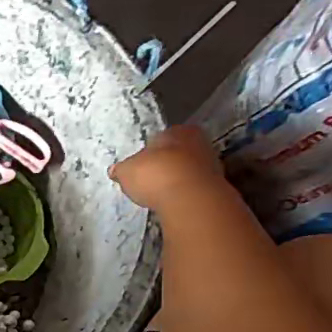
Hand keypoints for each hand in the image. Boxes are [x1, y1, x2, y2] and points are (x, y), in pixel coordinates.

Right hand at [108, 125, 232, 212]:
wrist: (189, 196)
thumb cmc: (155, 174)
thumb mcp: (127, 171)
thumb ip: (121, 169)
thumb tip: (115, 170)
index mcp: (177, 131)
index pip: (161, 138)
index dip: (149, 152)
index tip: (141, 166)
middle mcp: (198, 141)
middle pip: (177, 152)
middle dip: (165, 164)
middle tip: (150, 179)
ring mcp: (211, 163)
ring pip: (188, 169)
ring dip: (177, 178)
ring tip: (161, 193)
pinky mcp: (216, 184)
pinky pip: (194, 186)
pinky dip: (185, 192)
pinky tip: (173, 201)